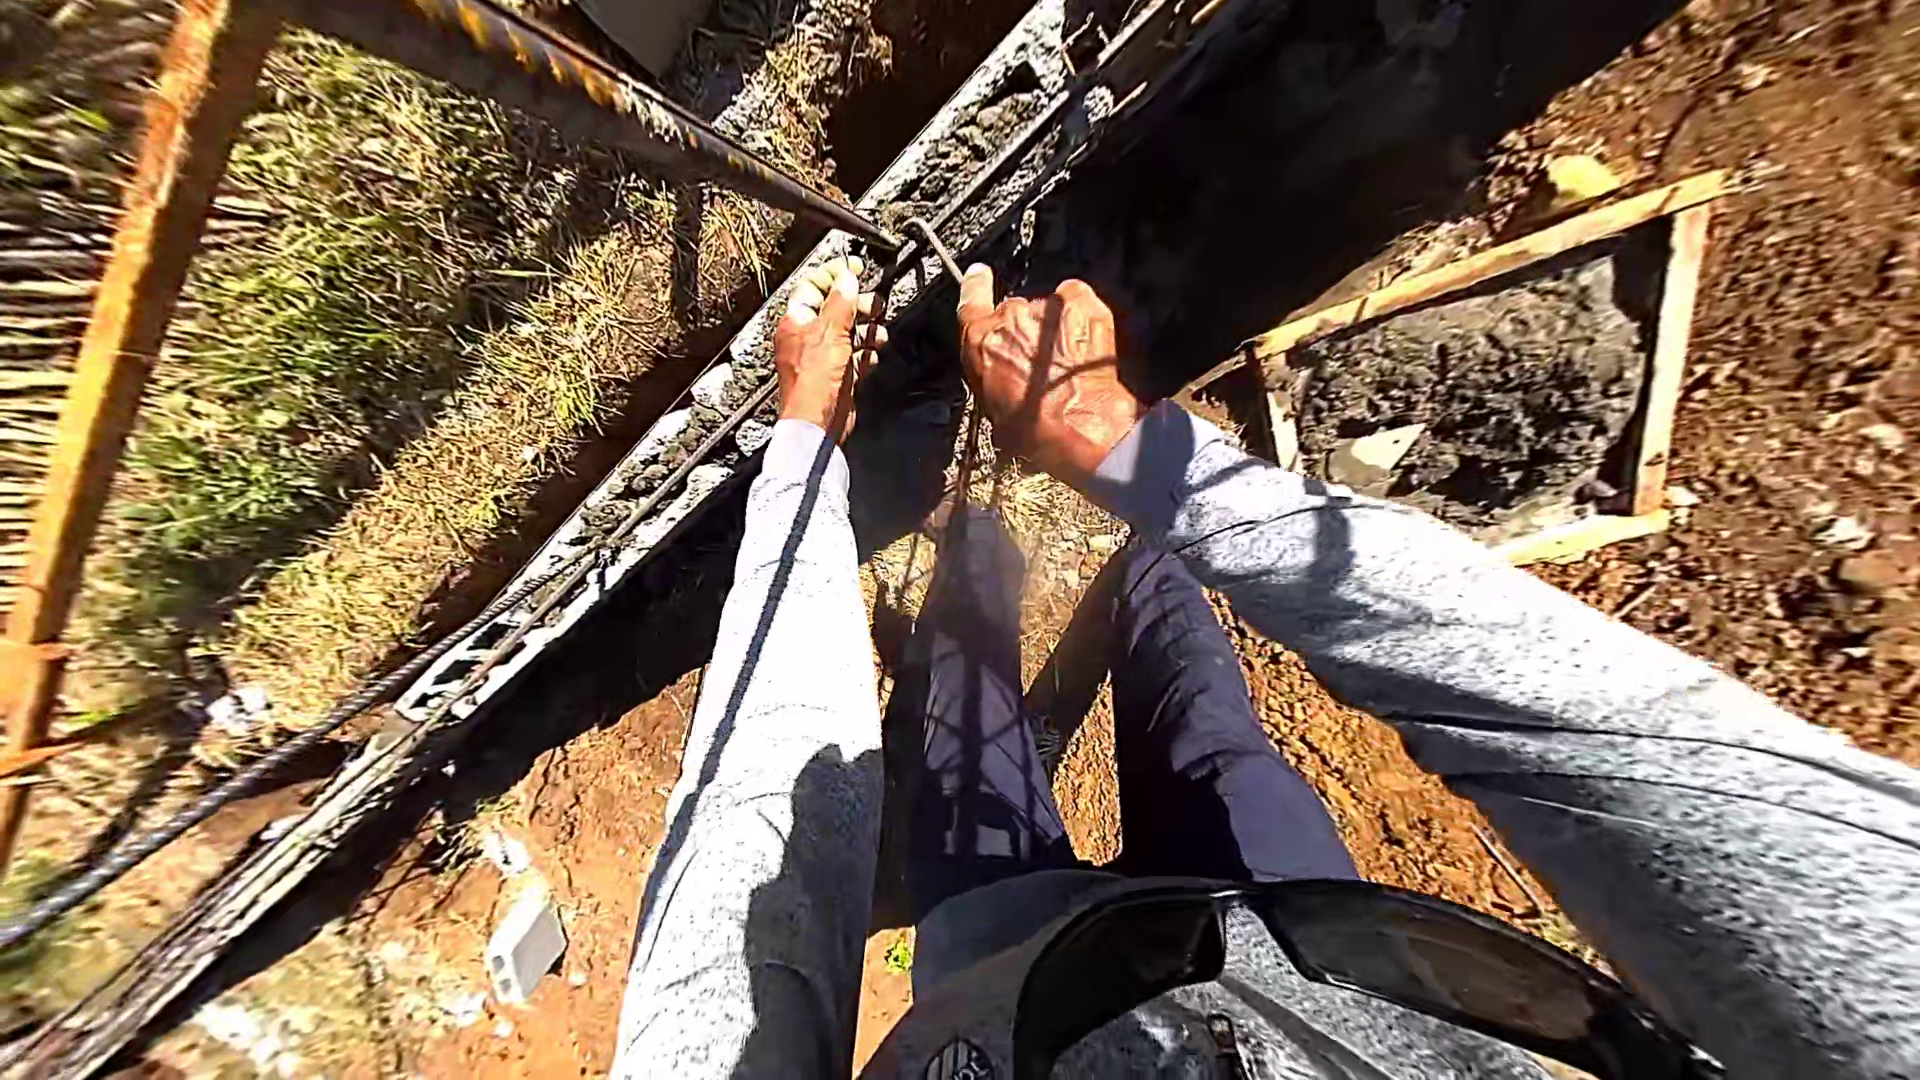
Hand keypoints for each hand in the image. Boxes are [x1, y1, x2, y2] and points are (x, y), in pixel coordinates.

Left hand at [773, 256, 886, 440]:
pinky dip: (867, 356)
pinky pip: (856, 359)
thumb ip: (840, 303)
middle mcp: (809, 337)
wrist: (818, 423)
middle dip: (858, 306)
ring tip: (880, 335)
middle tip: (875, 306)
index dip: (835, 275)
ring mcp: (824, 358)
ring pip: (850, 334)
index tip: (856, 268)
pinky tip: (873, 357)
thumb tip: (847, 277)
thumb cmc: (814, 382)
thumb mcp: (830, 332)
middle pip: (837, 310)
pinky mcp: (839, 376)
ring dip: (868, 332)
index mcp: (797, 321)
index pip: (814, 286)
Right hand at [956, 265, 1142, 487]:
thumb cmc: (1032, 425)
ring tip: (1067, 367)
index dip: (976, 287)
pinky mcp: (1079, 303)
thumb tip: (1003, 384)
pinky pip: (1077, 302)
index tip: (979, 276)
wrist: (1074, 421)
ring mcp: (1045, 306)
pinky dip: (1082, 321)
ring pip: (1050, 312)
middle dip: (1028, 335)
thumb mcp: (993, 409)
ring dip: (1057, 333)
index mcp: (981, 341)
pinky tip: (1084, 349)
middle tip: (1041, 368)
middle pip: (1016, 313)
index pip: (970, 302)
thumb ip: (992, 377)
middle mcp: (1009, 316)